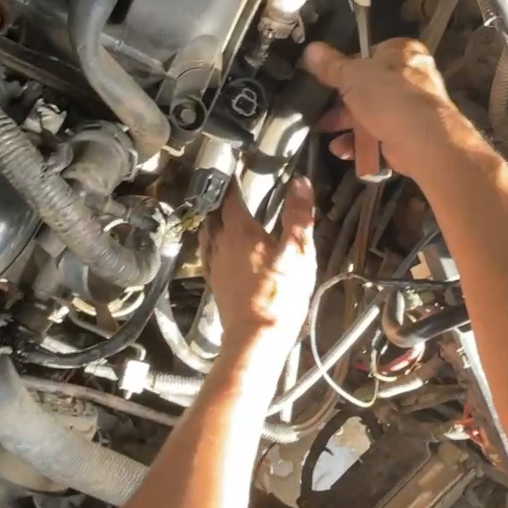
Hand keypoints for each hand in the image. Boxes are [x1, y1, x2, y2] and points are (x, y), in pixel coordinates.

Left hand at [201, 177, 316, 357]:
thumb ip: (298, 214)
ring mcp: (214, 264)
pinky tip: (217, 247)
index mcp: (240, 231)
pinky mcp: (214, 282)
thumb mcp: (298, 251)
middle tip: (227, 189)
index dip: (233, 182)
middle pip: (214, 214)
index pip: (231, 197)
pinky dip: (211, 243)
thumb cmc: (281, 294)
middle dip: (220, 199)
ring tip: (221, 214)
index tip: (235, 170)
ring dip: (213, 220)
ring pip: (207, 233)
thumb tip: (300, 181)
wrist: (257, 336)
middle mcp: (221, 243)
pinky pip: (207, 254)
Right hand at [301, 39, 487, 182]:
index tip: (328, 79)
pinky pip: (379, 135)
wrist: (422, 138)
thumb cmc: (388, 96)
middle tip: (320, 110)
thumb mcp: (352, 75)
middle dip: (341, 103)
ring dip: (346, 125)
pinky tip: (342, 150)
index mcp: (401, 52)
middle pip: (368, 87)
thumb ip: (331, 65)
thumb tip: (310, 49)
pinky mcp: (408, 134)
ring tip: (325, 131)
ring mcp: (411, 107)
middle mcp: (410, 76)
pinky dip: (360, 143)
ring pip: (371, 114)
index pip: (370, 54)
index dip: (347, 66)